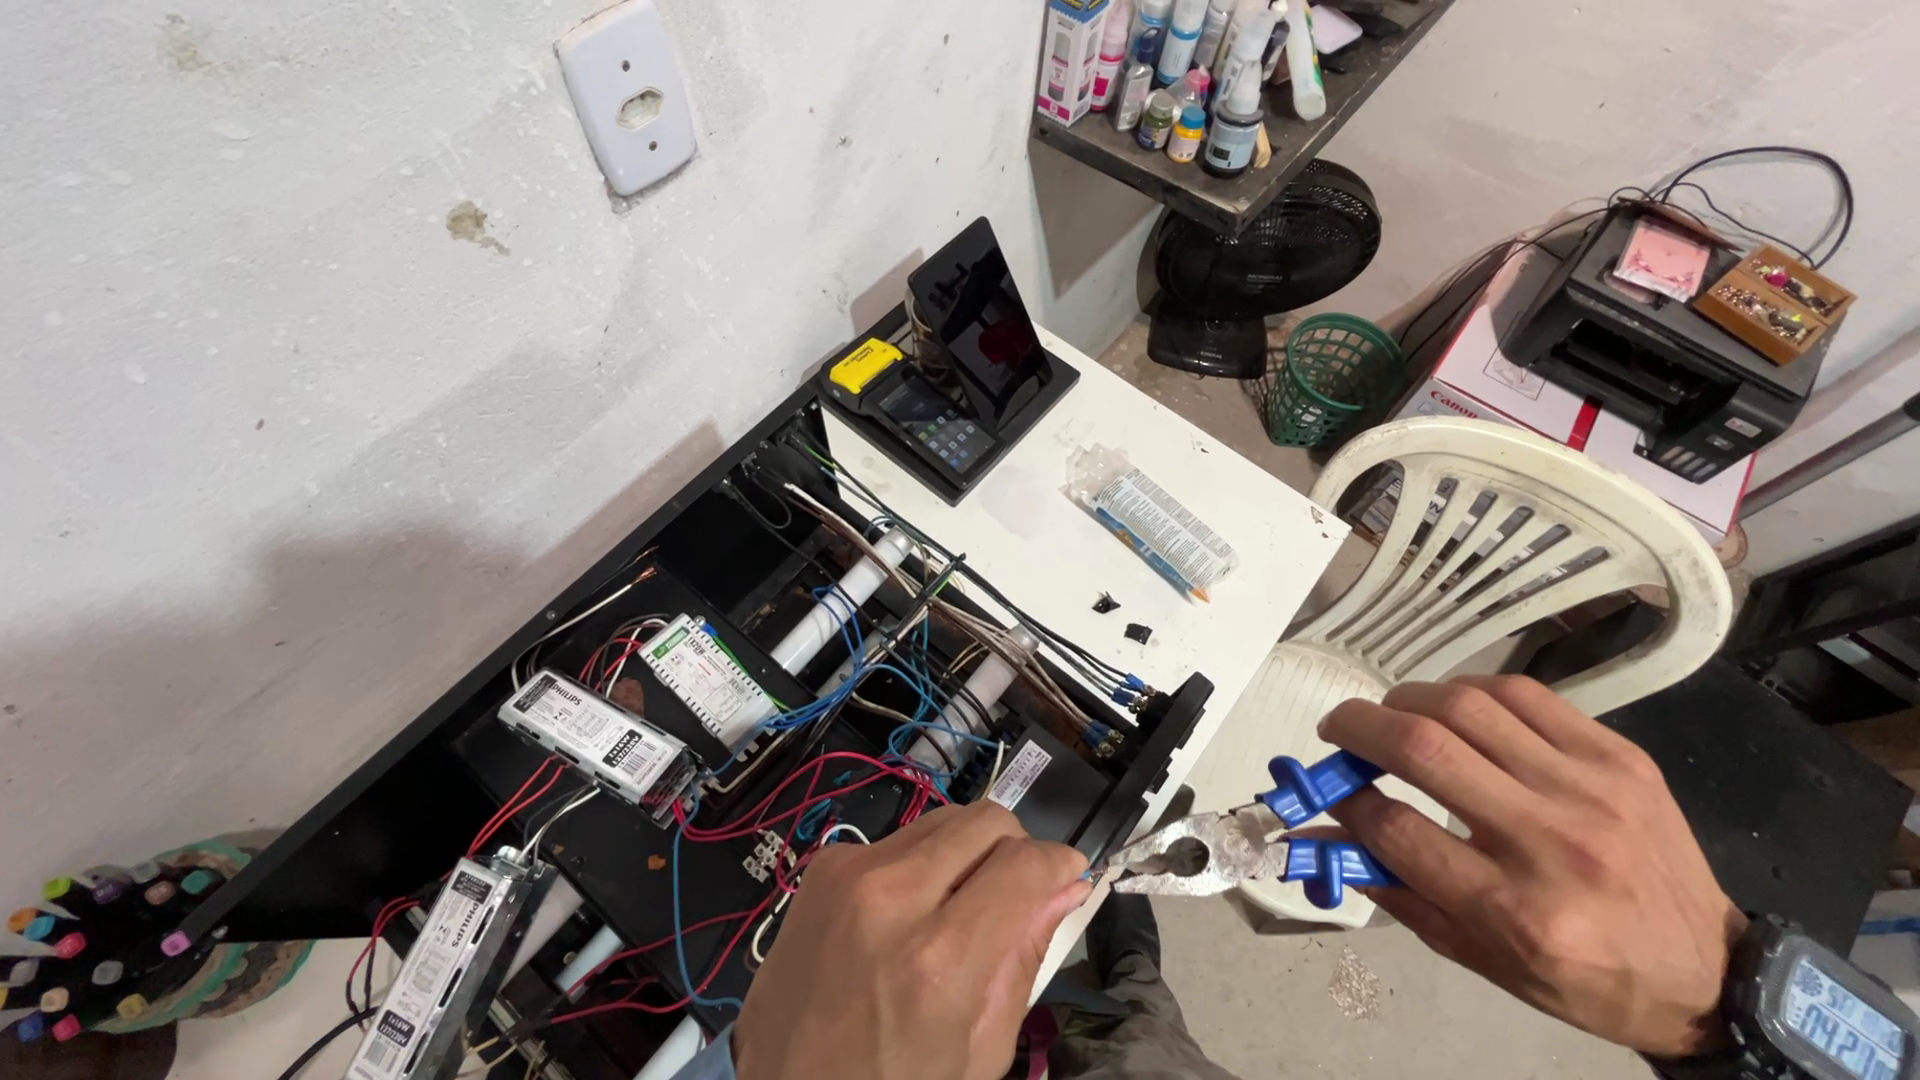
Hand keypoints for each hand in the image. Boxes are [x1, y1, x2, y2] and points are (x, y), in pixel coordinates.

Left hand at [732, 801, 1091, 1079]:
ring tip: (960, 901)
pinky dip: (923, 861)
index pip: (1024, 864)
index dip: (1058, 863)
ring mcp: (852, 871)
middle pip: (987, 820)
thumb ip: (1024, 957)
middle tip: (1016, 888)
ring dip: (970, 849)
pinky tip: (910, 907)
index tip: (1067, 876)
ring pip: (946, 818)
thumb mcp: (977, 1050)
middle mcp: (893, 896)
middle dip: (1017, 846)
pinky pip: (902, 837)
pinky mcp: (825, 863)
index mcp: (938, 960)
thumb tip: (1065, 886)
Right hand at [1318, 676, 1744, 1058]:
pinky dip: (1466, 691)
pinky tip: (1452, 711)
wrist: (1712, 975)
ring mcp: (1591, 791)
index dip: (1343, 799)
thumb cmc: (1577, 976)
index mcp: (1513, 910)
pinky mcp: (1619, 757)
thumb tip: (1316, 831)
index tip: (1331, 790)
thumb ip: (1388, 885)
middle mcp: (1551, 843)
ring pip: (1465, 707)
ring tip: (1392, 717)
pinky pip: (1521, 694)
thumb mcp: (1473, 952)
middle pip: (1422, 750)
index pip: (1393, 827)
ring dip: (1405, 701)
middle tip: (1337, 731)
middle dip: (1357, 728)